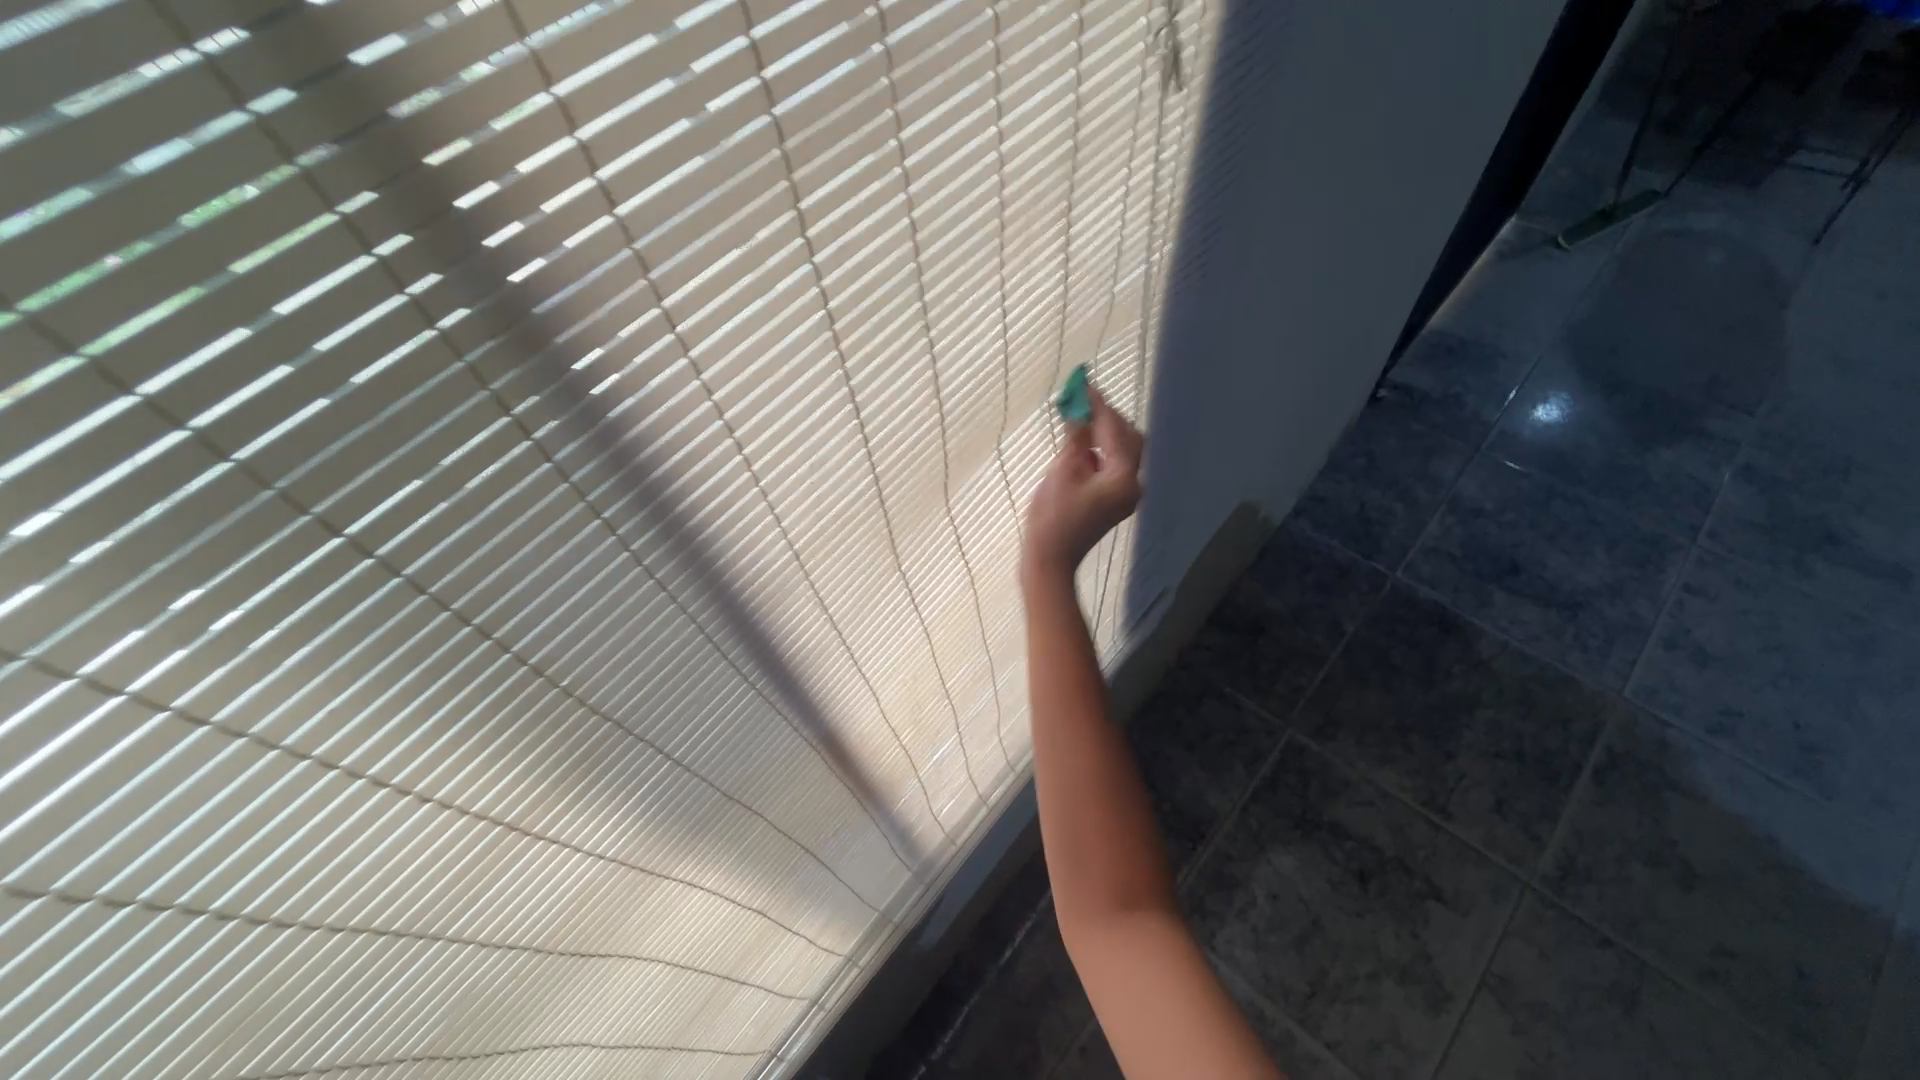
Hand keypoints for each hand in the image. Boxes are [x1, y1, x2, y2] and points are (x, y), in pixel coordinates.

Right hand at [1023, 383, 1143, 587]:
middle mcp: (1132, 484)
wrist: (1049, 561)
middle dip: (1107, 418)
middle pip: (1128, 439)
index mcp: (1123, 476)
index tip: (1084, 384)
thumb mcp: (1063, 470)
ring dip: (1103, 434)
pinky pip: (1111, 467)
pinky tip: (1080, 445)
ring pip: (1121, 453)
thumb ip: (1076, 437)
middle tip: (1082, 401)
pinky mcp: (1112, 502)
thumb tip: (1079, 410)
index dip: (1098, 405)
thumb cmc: (1053, 517)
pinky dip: (1099, 452)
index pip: (1115, 430)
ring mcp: (1124, 495)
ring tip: (1078, 418)